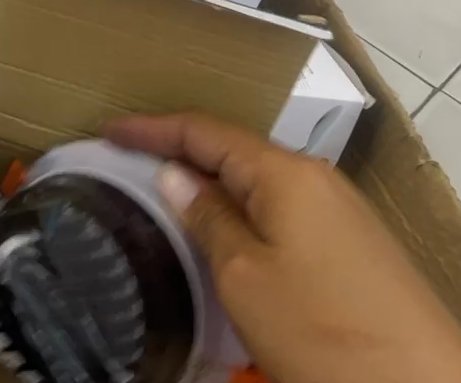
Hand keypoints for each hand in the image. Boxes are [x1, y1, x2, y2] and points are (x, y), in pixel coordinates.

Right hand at [107, 114, 460, 382]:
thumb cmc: (327, 334)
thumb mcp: (245, 276)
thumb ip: (206, 217)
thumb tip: (176, 176)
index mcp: (285, 174)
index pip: (202, 130)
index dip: (150, 127)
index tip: (105, 129)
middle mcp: (315, 180)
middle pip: (231, 148)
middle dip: (177, 147)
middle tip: (127, 157)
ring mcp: (341, 213)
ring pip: (257, 179)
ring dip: (208, 178)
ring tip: (164, 187)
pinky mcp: (355, 248)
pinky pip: (279, 206)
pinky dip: (239, 204)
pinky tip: (221, 225)